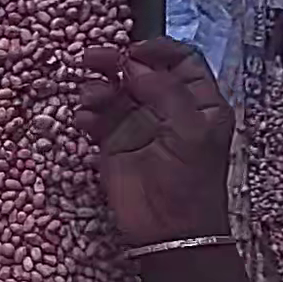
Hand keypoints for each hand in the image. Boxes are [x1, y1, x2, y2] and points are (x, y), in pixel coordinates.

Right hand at [75, 37, 235, 246]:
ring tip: (89, 98)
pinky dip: (87, 113)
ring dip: (98, 88)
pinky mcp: (113, 142)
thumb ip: (164, 91)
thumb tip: (133, 63)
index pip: (180, 60)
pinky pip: (96, 116)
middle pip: (140, 70)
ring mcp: (138, 124)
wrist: (167, 232)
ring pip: (114, 90)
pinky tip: (85, 120)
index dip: (157, 49)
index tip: (132, 50)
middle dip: (116, 62)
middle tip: (91, 59)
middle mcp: (167, 107)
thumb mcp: (189, 131)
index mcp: (198, 102)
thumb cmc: (189, 182)